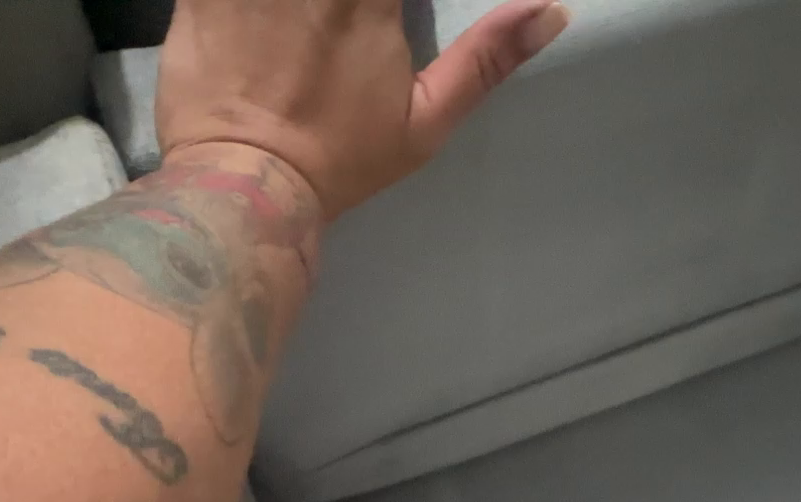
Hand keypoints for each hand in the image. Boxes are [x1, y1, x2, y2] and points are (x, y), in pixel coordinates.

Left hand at [155, 0, 570, 218]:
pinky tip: (274, 22)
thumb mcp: (425, 122)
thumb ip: (485, 59)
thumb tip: (552, 10)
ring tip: (310, 27)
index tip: (393, 16)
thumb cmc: (341, 162)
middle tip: (351, 28)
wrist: (248, 185)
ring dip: (306, 2)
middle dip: (351, 5)